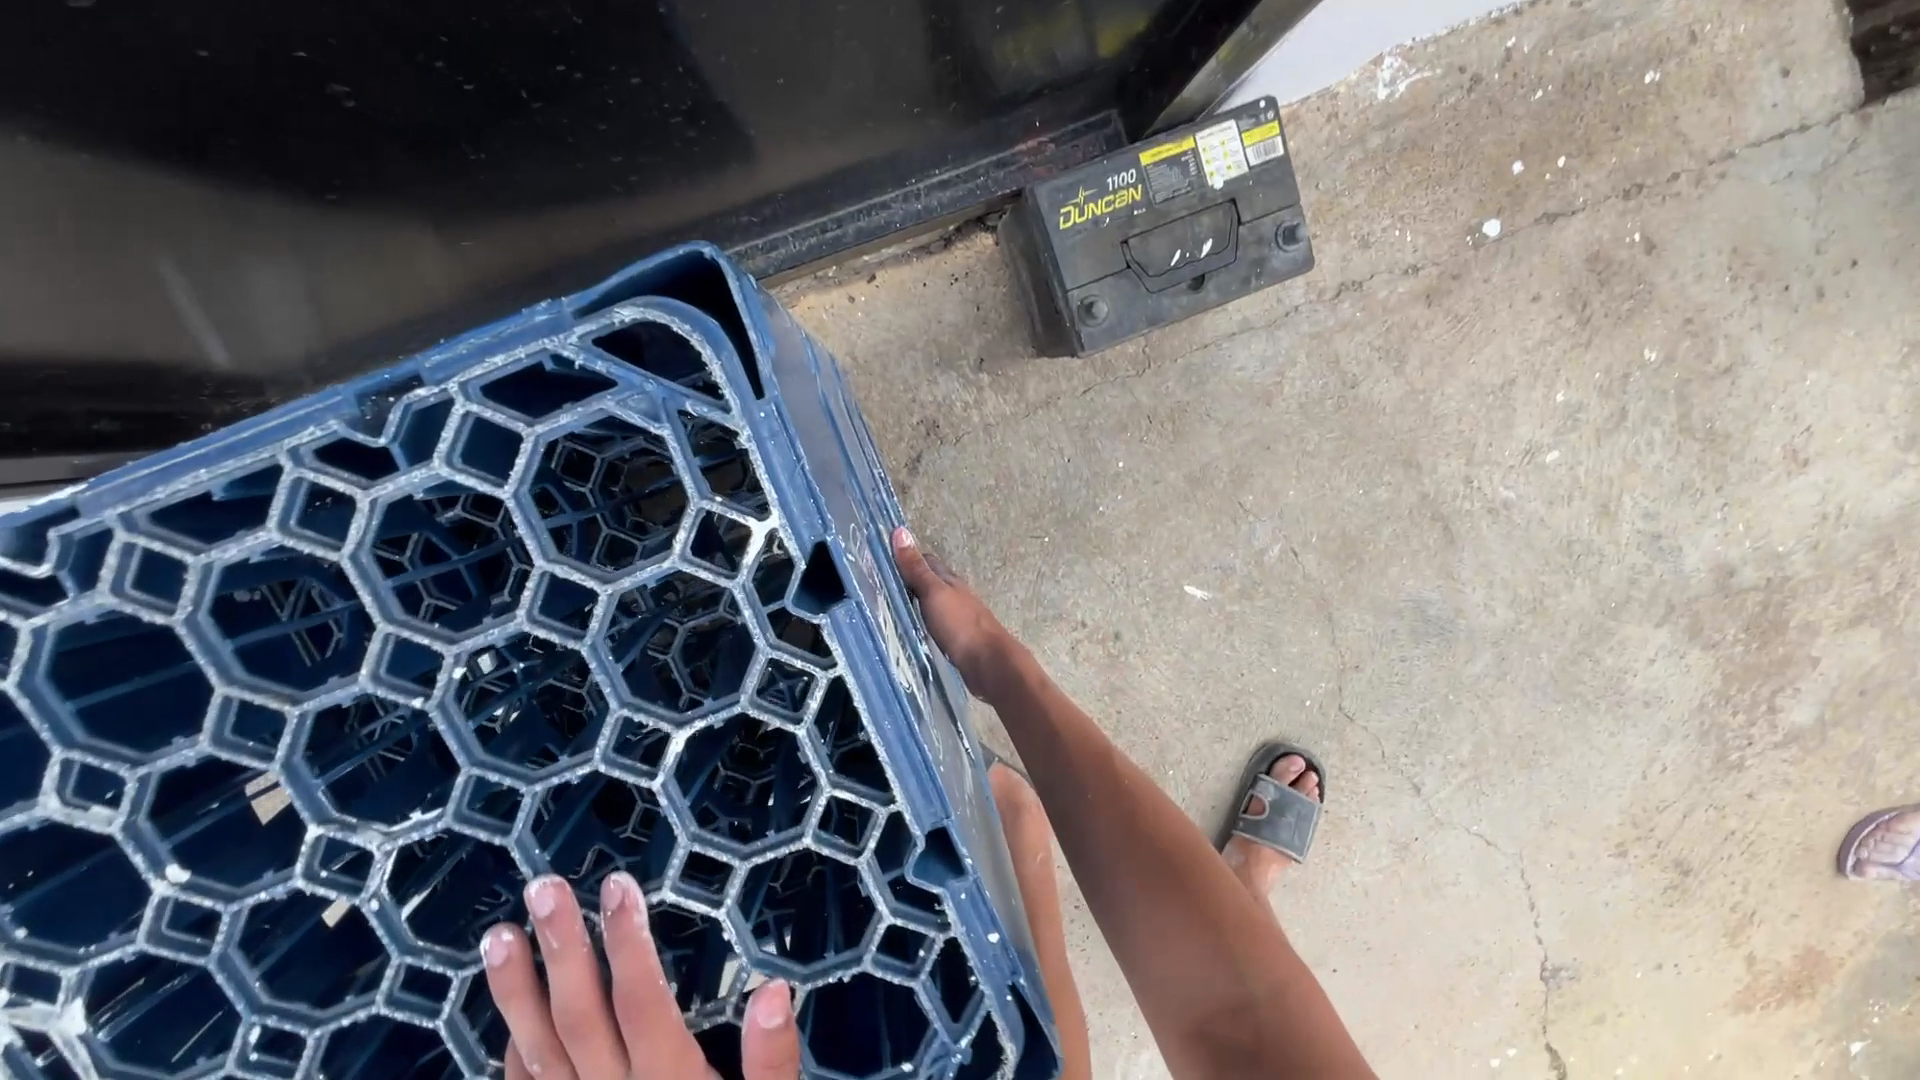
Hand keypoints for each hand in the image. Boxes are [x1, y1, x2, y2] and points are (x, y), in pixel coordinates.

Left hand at [482, 872, 798, 1079]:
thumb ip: (772, 1064)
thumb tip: (775, 990)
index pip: (640, 998)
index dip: (627, 940)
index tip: (617, 886)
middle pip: (579, 1015)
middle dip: (562, 948)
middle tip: (544, 888)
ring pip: (538, 1053)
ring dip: (516, 994)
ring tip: (497, 937)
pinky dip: (513, 1058)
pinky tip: (508, 1025)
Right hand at [890, 527, 1021, 700]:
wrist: (988, 662)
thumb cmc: (960, 624)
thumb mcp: (933, 592)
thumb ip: (916, 567)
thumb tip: (900, 530)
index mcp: (950, 581)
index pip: (927, 561)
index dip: (908, 558)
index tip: (885, 560)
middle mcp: (957, 595)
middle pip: (933, 581)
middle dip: (912, 580)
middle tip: (885, 584)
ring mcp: (960, 617)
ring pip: (936, 603)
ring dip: (919, 602)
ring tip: (895, 606)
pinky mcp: (960, 638)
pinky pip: (938, 623)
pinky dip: (925, 621)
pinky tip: (917, 629)